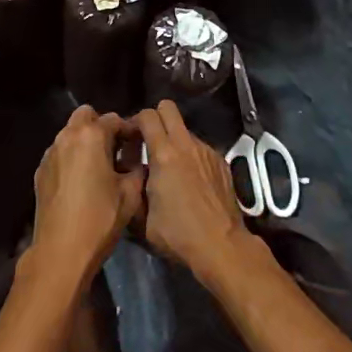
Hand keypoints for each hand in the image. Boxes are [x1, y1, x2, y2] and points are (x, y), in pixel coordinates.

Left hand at [31, 106, 143, 277]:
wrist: (61, 253)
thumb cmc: (100, 219)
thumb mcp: (131, 194)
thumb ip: (137, 169)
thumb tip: (137, 162)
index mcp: (92, 135)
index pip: (114, 119)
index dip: (129, 130)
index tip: (137, 145)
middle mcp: (68, 136)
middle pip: (86, 115)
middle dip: (101, 127)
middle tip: (114, 150)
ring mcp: (50, 153)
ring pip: (70, 133)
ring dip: (85, 141)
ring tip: (98, 167)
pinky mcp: (40, 172)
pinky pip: (59, 153)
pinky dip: (71, 158)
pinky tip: (80, 182)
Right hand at [134, 101, 249, 278]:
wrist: (221, 243)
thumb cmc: (178, 234)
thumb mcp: (143, 219)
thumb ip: (135, 190)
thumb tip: (134, 176)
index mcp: (164, 154)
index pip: (147, 116)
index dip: (135, 121)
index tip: (130, 137)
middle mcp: (186, 144)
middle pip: (168, 108)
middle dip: (156, 118)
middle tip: (149, 140)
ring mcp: (206, 150)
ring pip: (185, 130)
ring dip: (174, 141)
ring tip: (171, 168)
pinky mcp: (220, 160)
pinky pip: (200, 148)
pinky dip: (191, 156)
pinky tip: (191, 181)